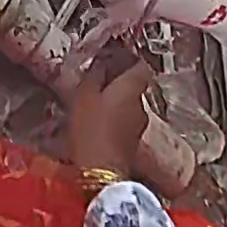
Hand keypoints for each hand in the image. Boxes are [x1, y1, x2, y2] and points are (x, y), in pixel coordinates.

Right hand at [68, 60, 151, 176]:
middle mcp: (141, 105)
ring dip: (116, 97)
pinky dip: (115, 113)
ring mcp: (139, 125)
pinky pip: (125, 117)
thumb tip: (102, 62)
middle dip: (119, 78)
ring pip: (129, 102)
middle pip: (134, 84)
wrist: (101, 172)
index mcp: (131, 89)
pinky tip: (98, 115)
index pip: (141, 66)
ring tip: (95, 95)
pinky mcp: (132, 141)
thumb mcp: (85, 94)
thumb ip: (95, 75)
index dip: (129, 57)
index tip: (113, 53)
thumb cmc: (91, 127)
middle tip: (98, 73)